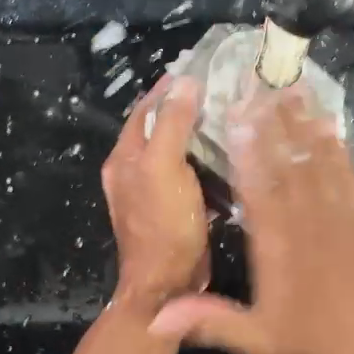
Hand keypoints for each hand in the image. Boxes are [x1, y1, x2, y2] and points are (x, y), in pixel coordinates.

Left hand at [104, 74, 208, 309]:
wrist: (166, 286)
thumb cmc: (164, 226)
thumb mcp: (164, 168)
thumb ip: (171, 124)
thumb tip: (184, 83)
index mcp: (124, 158)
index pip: (144, 110)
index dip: (167, 88)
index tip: (197, 68)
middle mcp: (133, 172)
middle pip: (157, 129)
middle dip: (184, 108)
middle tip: (220, 91)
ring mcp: (152, 194)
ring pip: (175, 152)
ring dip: (197, 135)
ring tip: (229, 117)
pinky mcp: (173, 212)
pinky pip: (188, 176)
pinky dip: (205, 163)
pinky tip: (228, 158)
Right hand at [149, 86, 353, 353]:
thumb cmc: (324, 348)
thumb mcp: (262, 343)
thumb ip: (211, 323)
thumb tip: (154, 317)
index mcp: (280, 246)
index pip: (258, 186)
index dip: (246, 146)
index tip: (235, 109)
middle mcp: (310, 221)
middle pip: (288, 161)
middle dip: (272, 120)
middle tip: (260, 81)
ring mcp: (341, 217)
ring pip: (319, 161)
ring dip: (304, 123)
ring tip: (292, 88)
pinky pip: (349, 176)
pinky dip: (338, 149)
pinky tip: (332, 129)